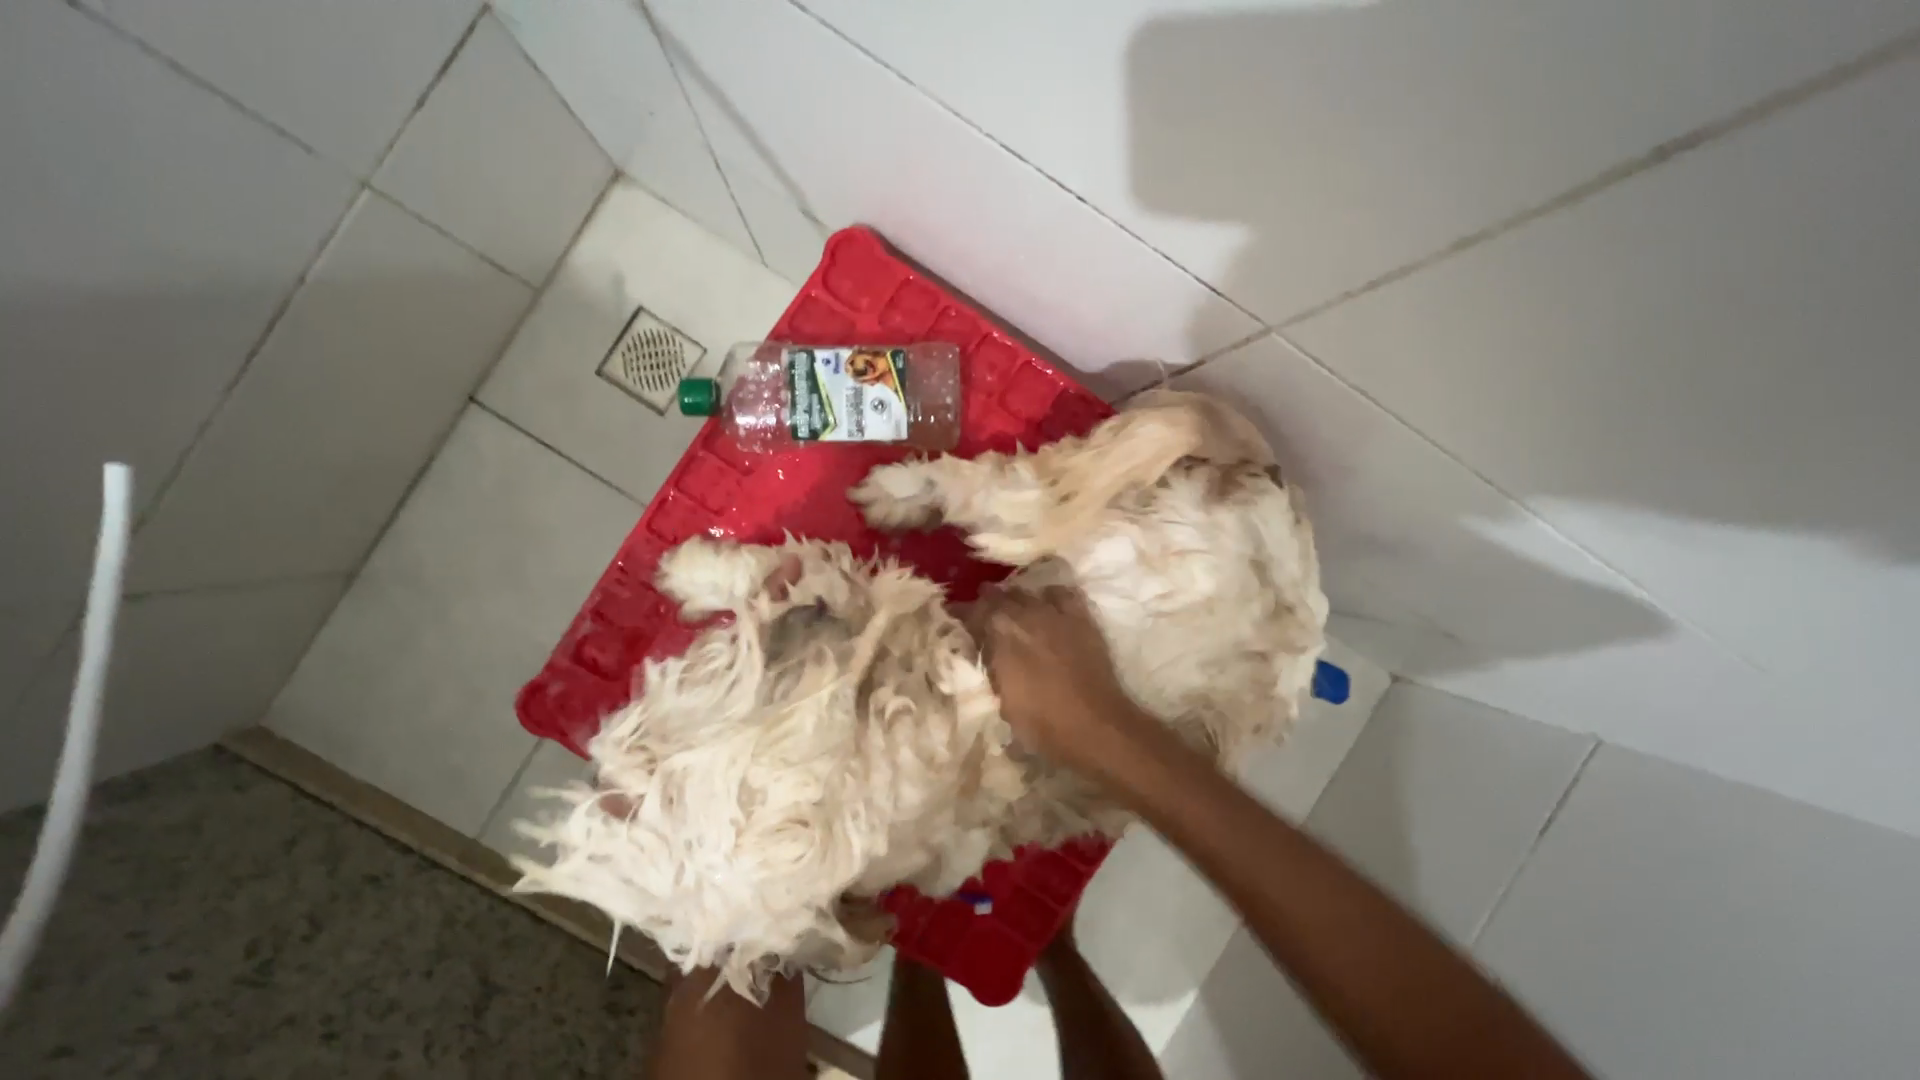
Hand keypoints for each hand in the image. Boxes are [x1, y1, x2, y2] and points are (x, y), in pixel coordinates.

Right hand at [963, 585, 1151, 770]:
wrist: (1096, 726)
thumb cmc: (1044, 724)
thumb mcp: (1003, 702)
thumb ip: (993, 669)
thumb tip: (987, 653)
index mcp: (1000, 638)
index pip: (972, 613)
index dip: (961, 613)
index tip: (954, 615)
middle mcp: (1025, 617)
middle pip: (999, 597)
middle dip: (986, 602)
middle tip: (981, 611)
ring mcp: (1055, 615)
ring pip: (1027, 592)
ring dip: (1015, 597)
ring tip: (1012, 606)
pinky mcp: (1081, 618)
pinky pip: (1062, 593)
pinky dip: (1050, 596)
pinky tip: (1048, 604)